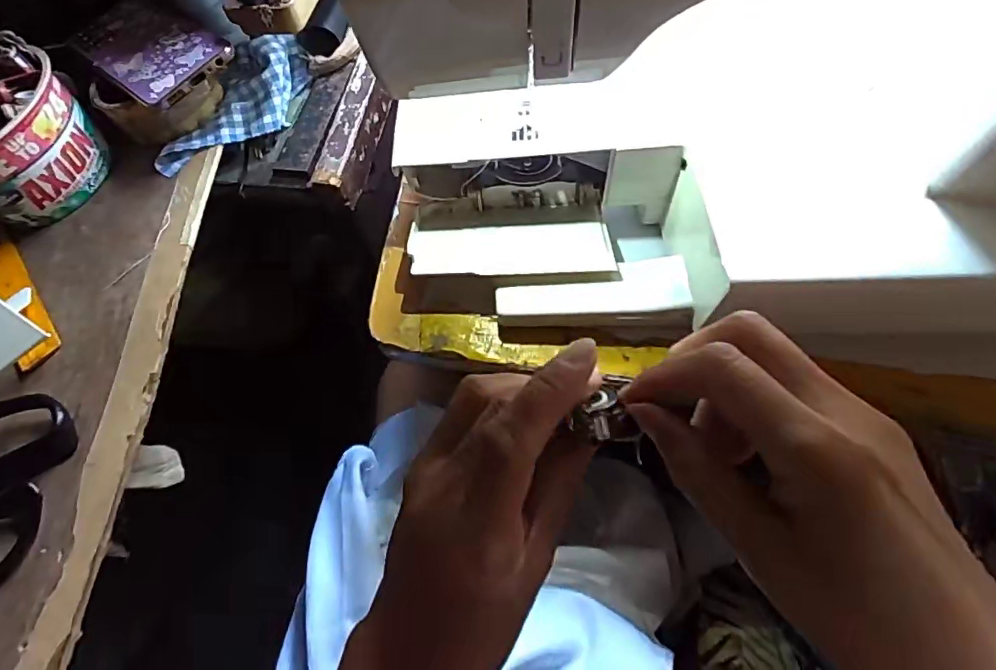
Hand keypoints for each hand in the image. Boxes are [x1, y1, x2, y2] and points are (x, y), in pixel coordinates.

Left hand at [342, 340, 599, 669]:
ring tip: (560, 394)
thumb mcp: (537, 561)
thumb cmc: (483, 623)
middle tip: (587, 383)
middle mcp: (440, 480)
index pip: (511, 432)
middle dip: (543, 381)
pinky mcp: (417, 460)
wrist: (405, 651)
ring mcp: (421, 466)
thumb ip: (560, 484)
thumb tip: (587, 424)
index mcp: (475, 521)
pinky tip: (526, 407)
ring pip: (472, 395)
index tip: (590, 355)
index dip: (552, 386)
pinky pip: (461, 409)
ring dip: (521, 384)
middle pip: (489, 401)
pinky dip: (500, 395)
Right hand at [622, 313, 995, 669]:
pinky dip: (759, 398)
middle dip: (695, 357)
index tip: (633, 404)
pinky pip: (801, 383)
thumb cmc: (857, 620)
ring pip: (775, 352)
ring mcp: (864, 408)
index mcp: (815, 444)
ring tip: (715, 451)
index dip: (666, 374)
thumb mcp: (763, 552)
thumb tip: (648, 416)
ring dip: (728, 380)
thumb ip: (700, 473)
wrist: (966, 652)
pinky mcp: (874, 421)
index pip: (722, 365)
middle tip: (670, 411)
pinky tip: (756, 456)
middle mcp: (842, 405)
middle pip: (750, 330)